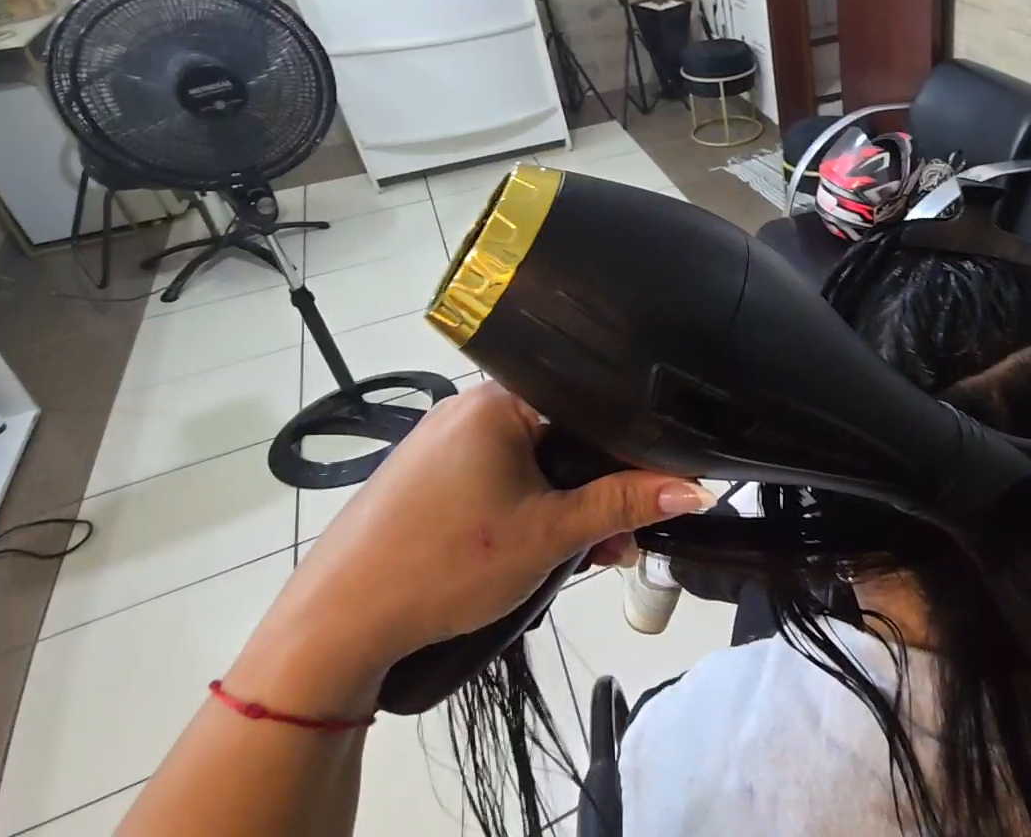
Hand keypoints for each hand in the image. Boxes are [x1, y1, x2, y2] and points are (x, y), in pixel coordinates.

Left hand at [228, 381, 714, 713]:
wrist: (334, 628)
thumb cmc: (444, 566)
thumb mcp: (549, 536)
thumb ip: (626, 505)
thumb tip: (696, 490)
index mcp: (499, 402)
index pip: (593, 403)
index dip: (636, 444)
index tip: (665, 483)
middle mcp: (470, 409)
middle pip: (567, 435)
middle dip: (605, 486)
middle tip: (628, 534)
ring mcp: (446, 442)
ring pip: (538, 461)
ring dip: (572, 504)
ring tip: (596, 553)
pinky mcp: (431, 476)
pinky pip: (505, 477)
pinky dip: (534, 507)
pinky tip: (552, 548)